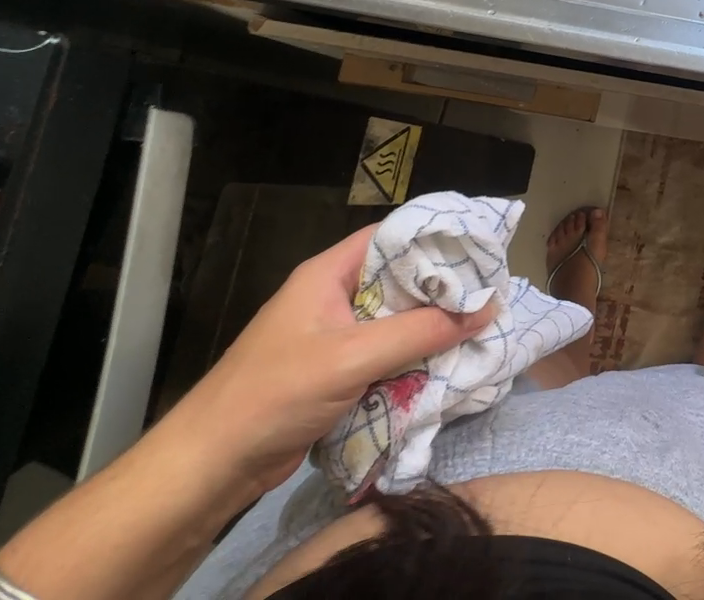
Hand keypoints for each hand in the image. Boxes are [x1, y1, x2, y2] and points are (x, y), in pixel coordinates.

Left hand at [161, 225, 494, 492]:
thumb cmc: (273, 396)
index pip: (393, 236)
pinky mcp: (340, 369)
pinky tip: (451, 359)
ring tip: (484, 323)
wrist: (210, 468)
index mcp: (329, 275)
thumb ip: (422, 331)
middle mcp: (335, 297)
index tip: (483, 247)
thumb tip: (489, 308)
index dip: (437, 236)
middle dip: (446, 286)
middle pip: (403, 278)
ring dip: (436, 324)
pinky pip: (391, 351)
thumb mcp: (353, 357)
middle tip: (493, 289)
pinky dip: (419, 354)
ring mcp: (337, 335)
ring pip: (400, 317)